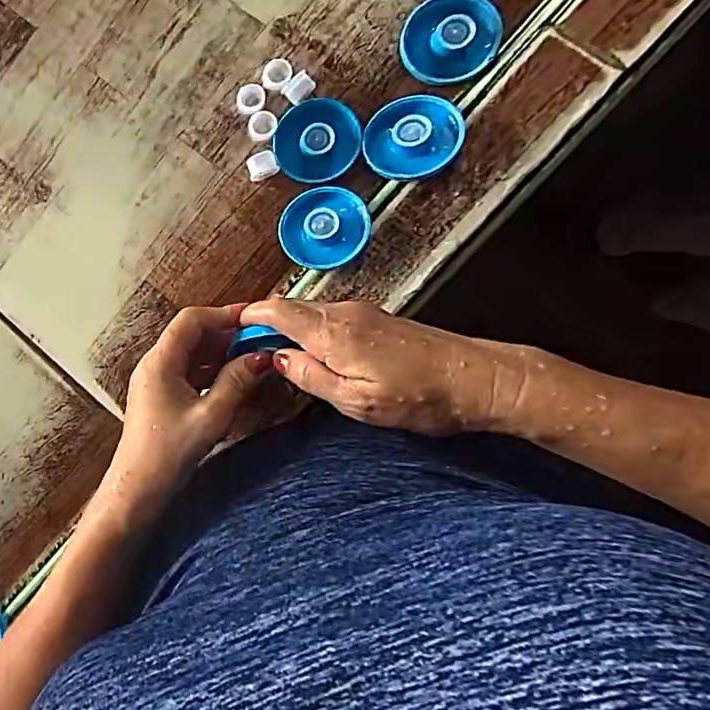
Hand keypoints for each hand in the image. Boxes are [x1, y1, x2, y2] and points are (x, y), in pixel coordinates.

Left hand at [106, 305, 273, 507]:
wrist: (135, 491)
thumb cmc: (164, 457)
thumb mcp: (210, 417)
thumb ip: (237, 382)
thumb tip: (260, 357)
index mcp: (159, 363)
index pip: (191, 320)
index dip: (223, 314)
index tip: (252, 317)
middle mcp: (154, 366)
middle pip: (192, 334)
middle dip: (226, 335)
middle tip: (258, 341)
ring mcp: (156, 382)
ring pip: (192, 354)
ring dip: (221, 354)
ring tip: (251, 361)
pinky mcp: (161, 397)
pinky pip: (189, 372)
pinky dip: (212, 372)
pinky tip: (233, 382)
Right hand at [241, 298, 528, 435]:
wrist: (478, 379)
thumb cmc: (422, 397)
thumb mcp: (356, 402)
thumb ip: (310, 377)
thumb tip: (278, 359)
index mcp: (333, 332)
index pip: (276, 310)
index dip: (249, 316)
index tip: (231, 329)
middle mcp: (345, 312)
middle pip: (290, 307)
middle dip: (265, 323)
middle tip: (248, 348)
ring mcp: (363, 311)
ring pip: (310, 312)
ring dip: (289, 327)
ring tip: (279, 356)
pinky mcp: (377, 317)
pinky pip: (331, 317)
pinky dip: (312, 330)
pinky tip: (316, 354)